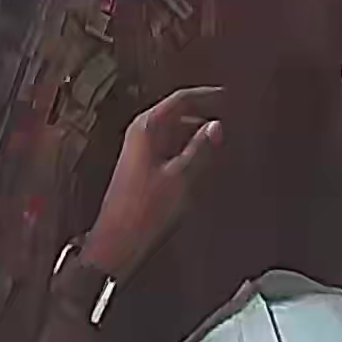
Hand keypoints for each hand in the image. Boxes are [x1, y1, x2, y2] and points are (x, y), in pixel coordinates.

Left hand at [80, 86, 223, 276]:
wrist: (116, 246)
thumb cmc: (144, 212)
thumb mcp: (181, 178)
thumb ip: (201, 148)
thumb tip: (216, 126)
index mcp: (147, 127)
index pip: (181, 98)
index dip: (205, 95)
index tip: (225, 94)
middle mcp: (141, 132)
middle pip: (177, 112)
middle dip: (202, 114)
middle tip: (226, 118)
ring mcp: (140, 149)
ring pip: (173, 130)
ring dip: (195, 133)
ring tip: (218, 139)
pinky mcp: (141, 166)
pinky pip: (169, 146)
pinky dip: (186, 147)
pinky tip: (201, 159)